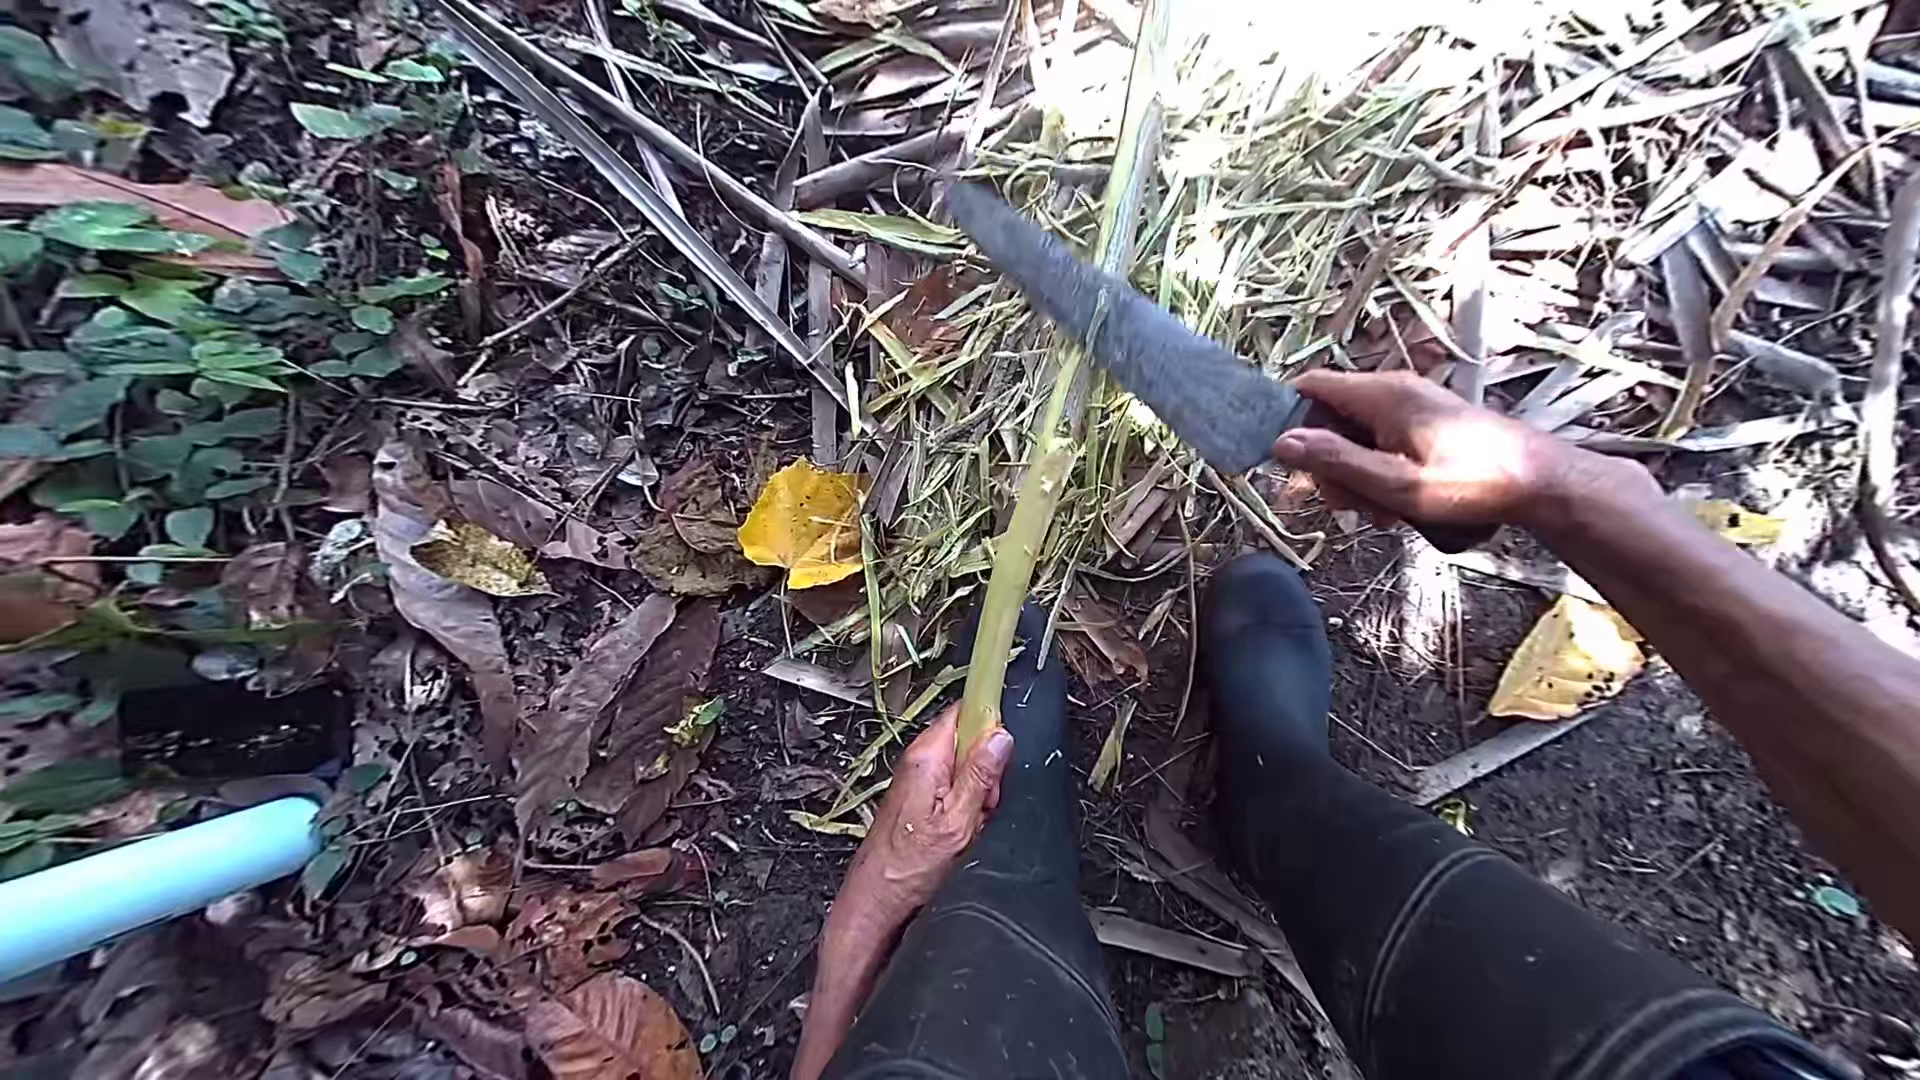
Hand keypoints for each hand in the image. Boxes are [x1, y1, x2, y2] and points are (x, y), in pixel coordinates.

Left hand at [836, 705, 1012, 924]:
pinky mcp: (920, 792)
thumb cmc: (907, 867)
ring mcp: (919, 775)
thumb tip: (1001, 736)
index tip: (1002, 751)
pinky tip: (962, 828)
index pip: (966, 710)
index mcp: (928, 755)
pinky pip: (955, 784)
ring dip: (978, 789)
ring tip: (971, 820)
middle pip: (969, 738)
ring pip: (965, 764)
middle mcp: (920, 758)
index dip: (991, 725)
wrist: (878, 898)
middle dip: (987, 767)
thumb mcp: (957, 822)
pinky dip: (966, 803)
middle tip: (986, 800)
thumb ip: (980, 775)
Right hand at [1273, 370, 1656, 527]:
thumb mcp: (1394, 482)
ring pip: (1347, 436)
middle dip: (1323, 462)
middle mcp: (1391, 391)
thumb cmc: (1471, 483)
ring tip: (1376, 507)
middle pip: (1325, 419)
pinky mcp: (1419, 422)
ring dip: (1349, 475)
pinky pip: (1373, 442)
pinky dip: (1371, 471)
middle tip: (1344, 500)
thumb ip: (1335, 460)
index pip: (1309, 385)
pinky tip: (1391, 500)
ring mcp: (1407, 406)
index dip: (1285, 416)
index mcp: (1382, 395)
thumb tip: (1280, 442)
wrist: (1544, 485)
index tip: (1285, 458)